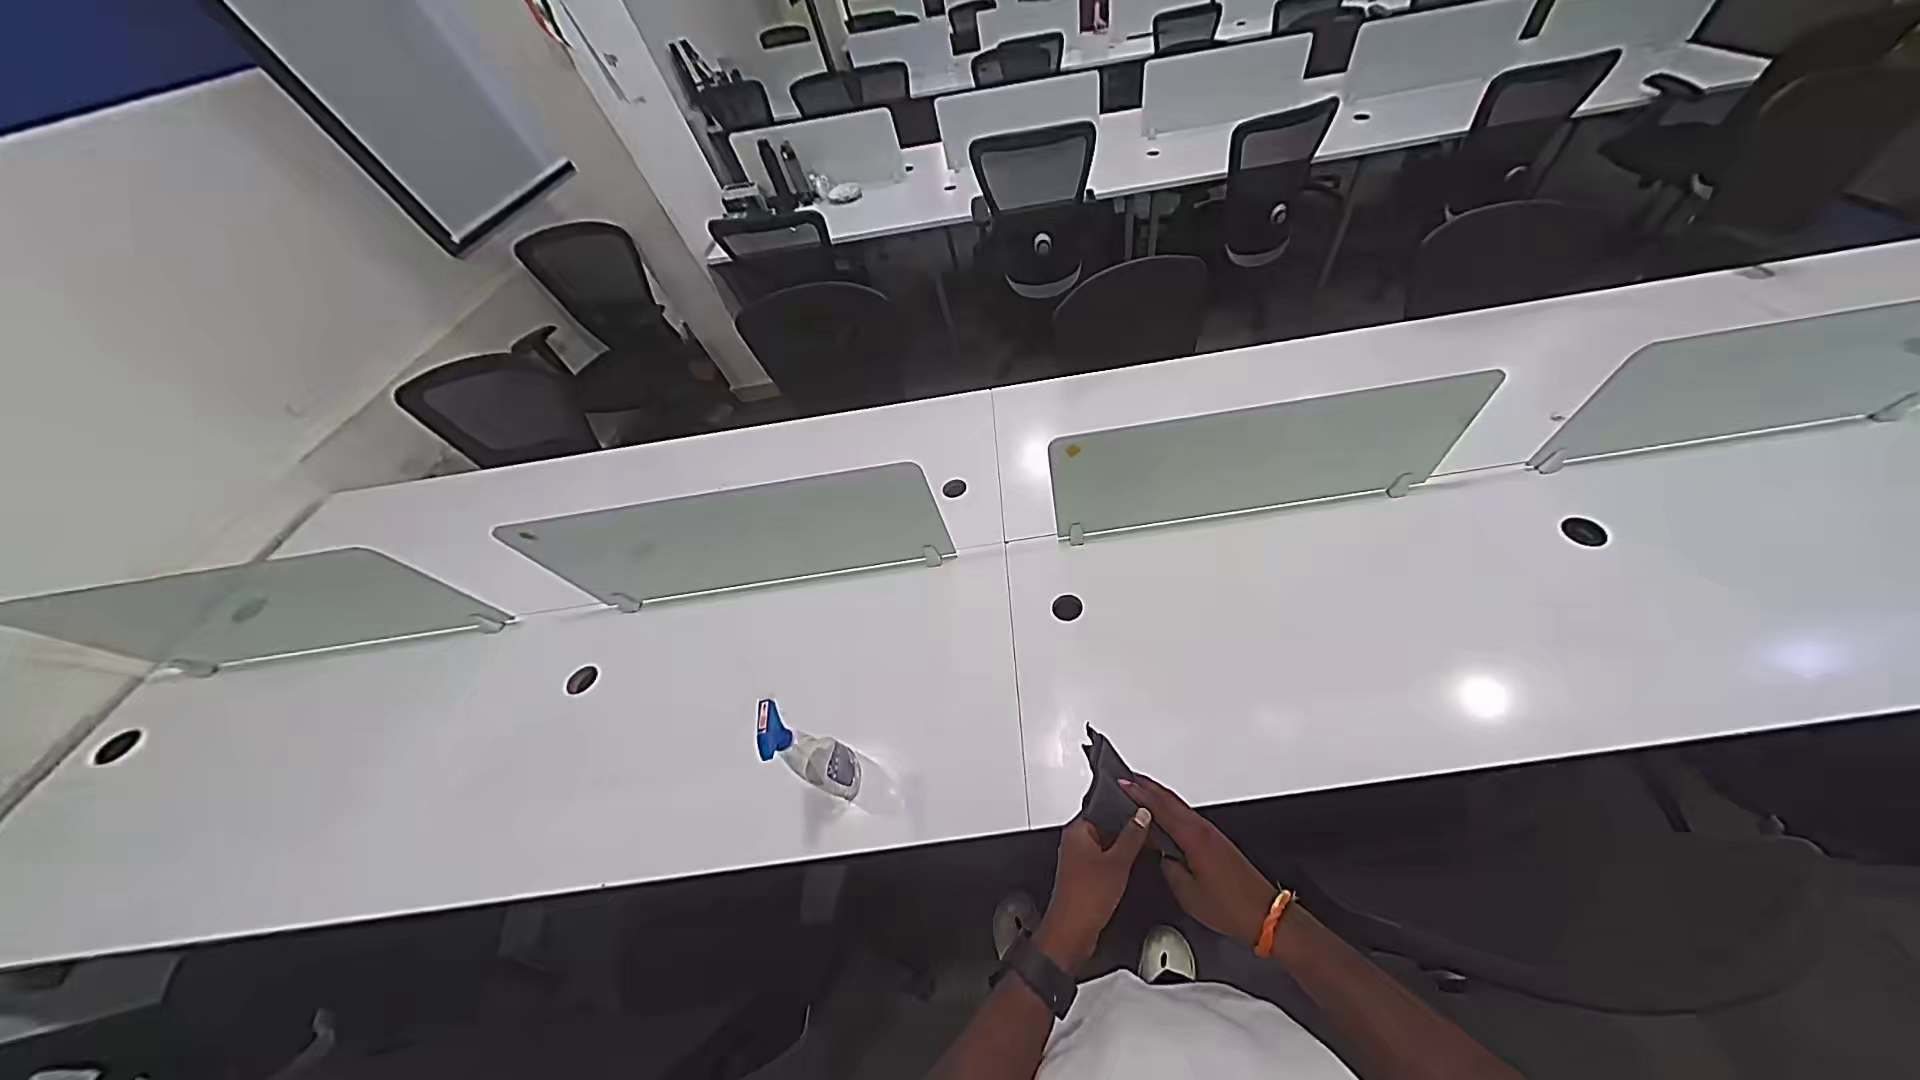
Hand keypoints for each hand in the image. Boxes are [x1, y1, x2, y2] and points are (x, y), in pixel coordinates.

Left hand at [1036, 810, 1150, 972]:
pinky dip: (1116, 865)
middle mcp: (1075, 842)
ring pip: (1106, 846)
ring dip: (1121, 851)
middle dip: (1125, 833)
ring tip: (1137, 856)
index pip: (1102, 809)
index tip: (1142, 815)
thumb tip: (1141, 816)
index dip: (1123, 811)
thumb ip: (1132, 836)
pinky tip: (1126, 872)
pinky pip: (1104, 862)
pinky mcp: (1084, 876)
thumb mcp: (1118, 862)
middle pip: (1105, 827)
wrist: (1073, 932)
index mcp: (1077, 830)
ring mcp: (1079, 860)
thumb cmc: (1085, 897)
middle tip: (1144, 838)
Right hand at [1120, 775, 1277, 949]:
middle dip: (1147, 786)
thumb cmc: (1232, 907)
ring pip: (1180, 805)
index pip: (1159, 806)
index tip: (1123, 783)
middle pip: (1170, 799)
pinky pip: (1188, 815)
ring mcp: (1212, 833)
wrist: (1266, 915)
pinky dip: (1172, 807)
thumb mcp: (1187, 893)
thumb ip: (1168, 868)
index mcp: (1193, 837)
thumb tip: (1161, 856)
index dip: (1139, 793)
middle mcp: (1203, 829)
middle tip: (1129, 779)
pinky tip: (1167, 815)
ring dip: (1159, 795)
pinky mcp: (1217, 841)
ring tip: (1143, 792)